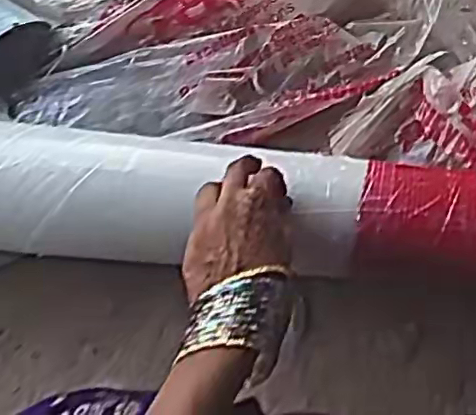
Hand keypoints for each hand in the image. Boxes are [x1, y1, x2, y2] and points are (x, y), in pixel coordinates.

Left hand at [182, 157, 292, 303]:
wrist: (237, 308)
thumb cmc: (266, 278)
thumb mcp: (285, 239)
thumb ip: (279, 216)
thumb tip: (278, 209)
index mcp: (259, 199)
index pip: (267, 173)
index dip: (272, 178)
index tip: (273, 184)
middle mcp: (231, 202)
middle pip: (235, 169)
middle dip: (245, 167)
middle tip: (251, 170)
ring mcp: (207, 220)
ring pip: (210, 189)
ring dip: (220, 189)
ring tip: (227, 197)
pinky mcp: (190, 241)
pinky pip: (198, 218)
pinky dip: (208, 217)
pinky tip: (215, 227)